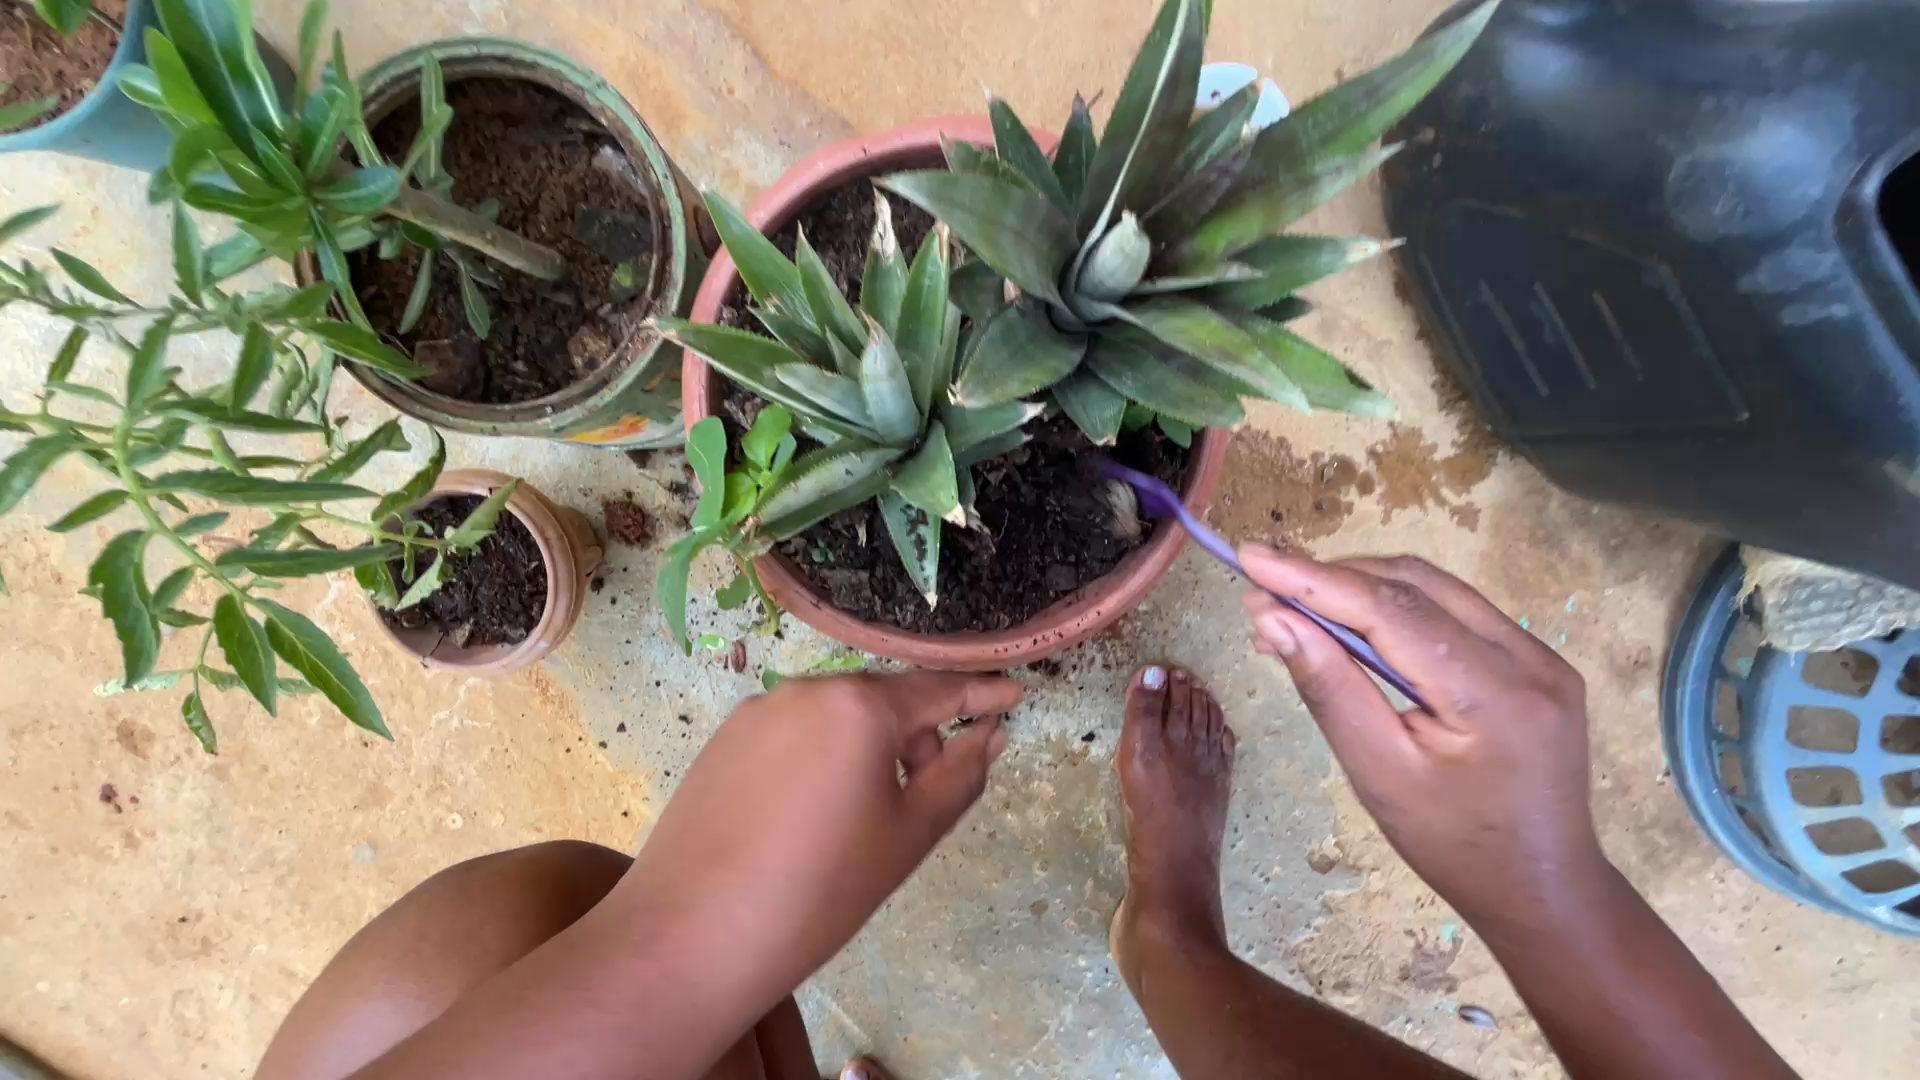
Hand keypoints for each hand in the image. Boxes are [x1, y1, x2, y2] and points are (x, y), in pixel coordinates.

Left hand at [613, 671, 1021, 999]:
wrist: (688, 937)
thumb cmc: (819, 890)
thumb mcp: (908, 836)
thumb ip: (960, 774)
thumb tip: (991, 733)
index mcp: (859, 706)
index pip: (938, 689)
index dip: (981, 692)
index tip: (1015, 694)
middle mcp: (808, 688)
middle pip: (885, 699)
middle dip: (918, 734)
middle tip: (924, 791)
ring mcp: (760, 709)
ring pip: (838, 713)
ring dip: (870, 744)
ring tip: (865, 810)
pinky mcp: (726, 736)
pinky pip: (797, 729)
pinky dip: (824, 752)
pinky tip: (813, 809)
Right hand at [1238, 546, 1606, 923]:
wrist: (1542, 886)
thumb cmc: (1450, 843)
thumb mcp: (1376, 772)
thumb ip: (1328, 687)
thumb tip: (1273, 618)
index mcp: (1495, 696)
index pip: (1389, 610)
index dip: (1311, 578)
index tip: (1250, 557)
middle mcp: (1530, 659)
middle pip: (1411, 584)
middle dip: (1329, 576)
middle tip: (1263, 587)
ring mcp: (1539, 654)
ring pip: (1430, 587)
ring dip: (1356, 585)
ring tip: (1293, 604)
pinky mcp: (1532, 658)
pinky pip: (1447, 608)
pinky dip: (1387, 605)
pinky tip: (1346, 623)